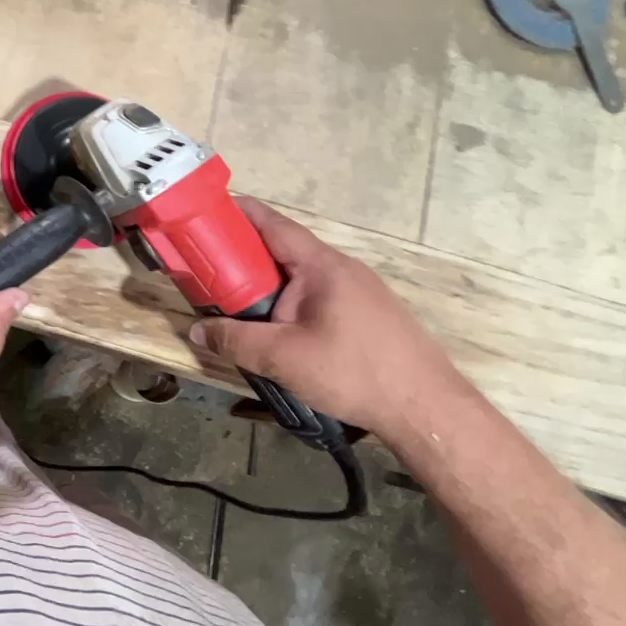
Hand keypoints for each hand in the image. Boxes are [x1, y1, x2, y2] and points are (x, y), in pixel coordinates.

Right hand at [187, 198, 467, 437]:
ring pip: (297, 277)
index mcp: (322, 267)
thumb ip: (234, 340)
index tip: (202, 213)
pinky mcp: (365, 315)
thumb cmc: (355, 374)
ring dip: (263, 284)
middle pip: (281, 250)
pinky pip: (313, 296)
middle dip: (241, 256)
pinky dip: (284, 302)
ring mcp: (357, 292)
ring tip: (231, 304)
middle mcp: (341, 270)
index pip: (273, 224)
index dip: (236, 214)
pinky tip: (272, 329)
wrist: (429, 412)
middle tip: (204, 270)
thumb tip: (196, 331)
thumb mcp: (283, 358)